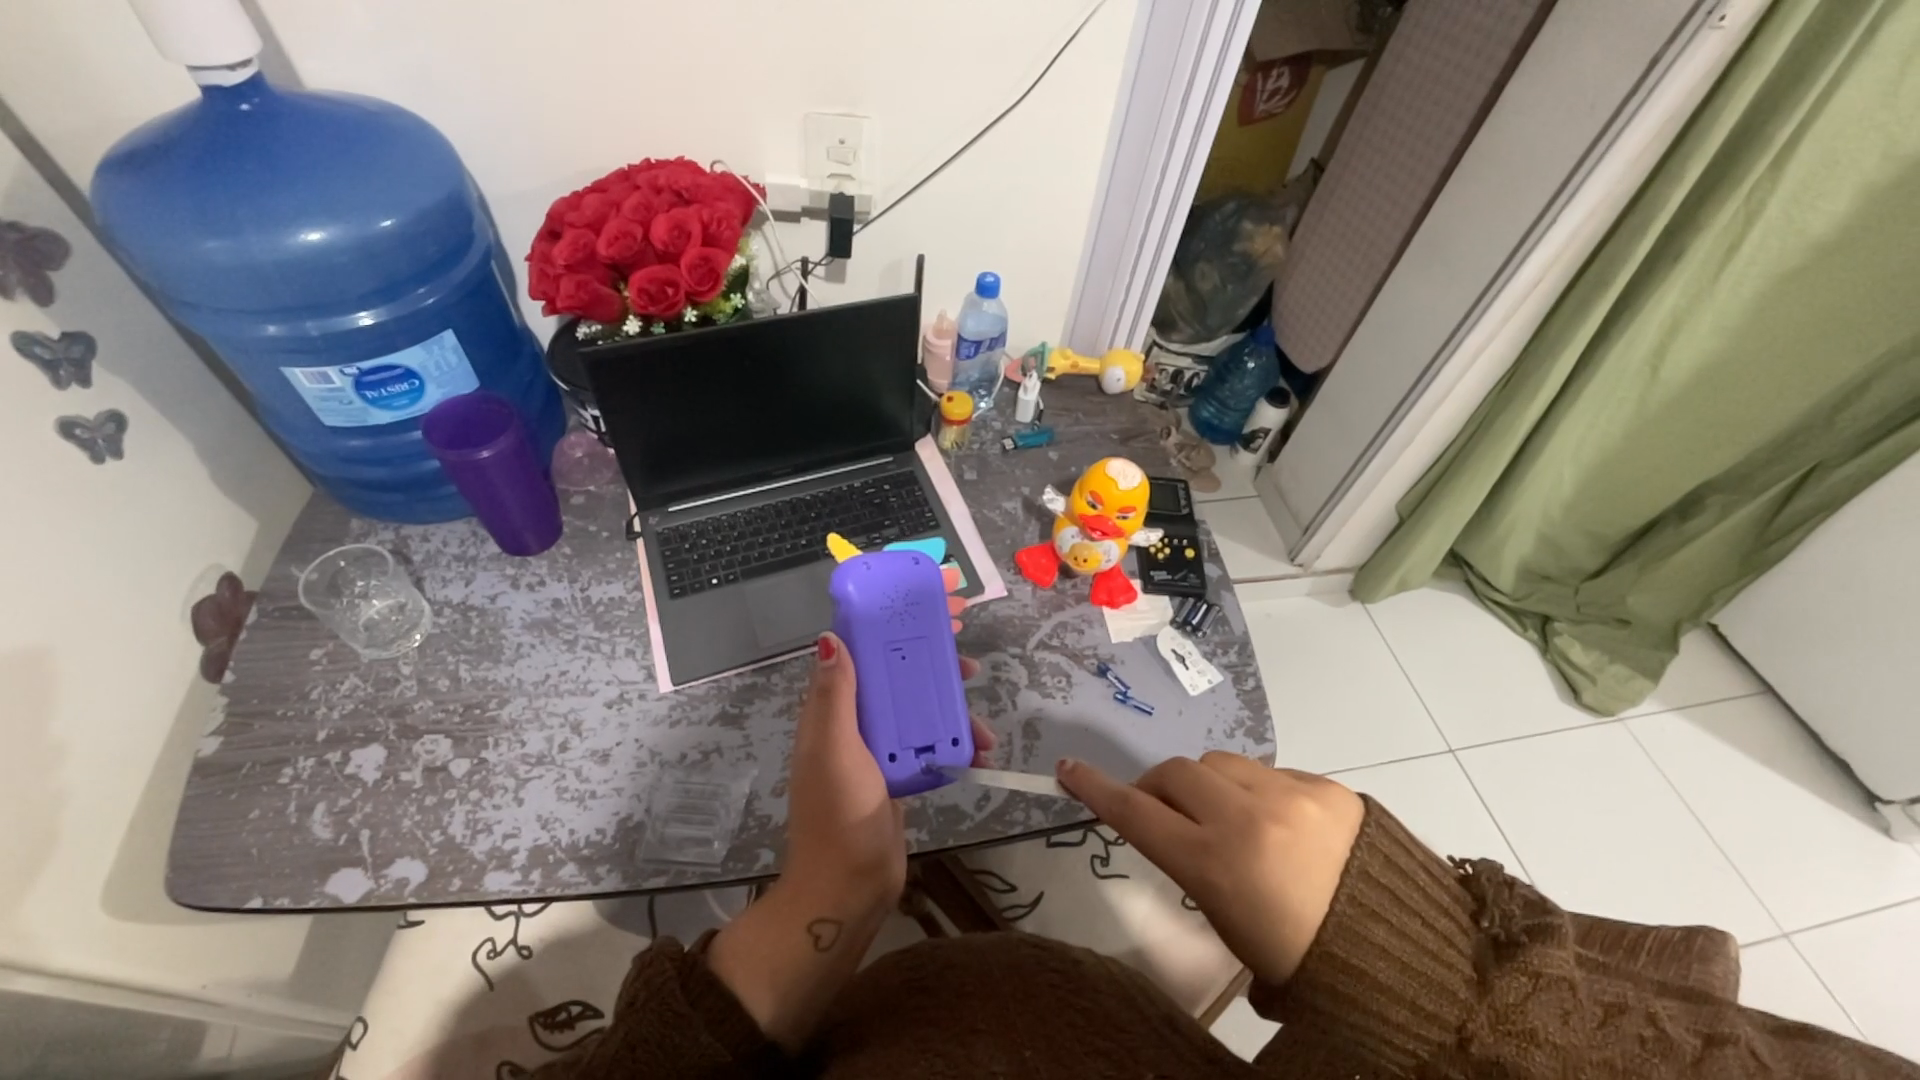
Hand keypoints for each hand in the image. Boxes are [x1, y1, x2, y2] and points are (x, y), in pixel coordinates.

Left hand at [781, 566, 994, 912]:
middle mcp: (854, 721)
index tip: (926, 603)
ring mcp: (879, 746)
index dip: (890, 620)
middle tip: (965, 637)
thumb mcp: (835, 749)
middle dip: (929, 652)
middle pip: (895, 671)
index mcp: (833, 709)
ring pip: (918, 704)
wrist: (849, 887)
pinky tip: (980, 747)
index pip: (861, 648)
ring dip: (949, 699)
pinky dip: (955, 737)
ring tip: (980, 707)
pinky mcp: (900, 771)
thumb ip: (836, 696)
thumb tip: (832, 636)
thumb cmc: (839, 814)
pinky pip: (930, 739)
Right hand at [1056, 752, 1363, 983]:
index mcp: (1215, 864)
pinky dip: (1258, 792)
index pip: (1136, 814)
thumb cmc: (1305, 964)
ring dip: (1209, 784)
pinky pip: (1271, 773)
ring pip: (1220, 762)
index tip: (1069, 768)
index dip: (1097, 790)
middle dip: (1159, 787)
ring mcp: (1291, 795)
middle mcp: (1247, 817)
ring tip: (1229, 818)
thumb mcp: (1231, 928)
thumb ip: (1194, 869)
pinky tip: (1280, 826)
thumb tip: (1179, 833)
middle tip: (1163, 810)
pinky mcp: (1327, 787)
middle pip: (1175, 773)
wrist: (1408, 961)